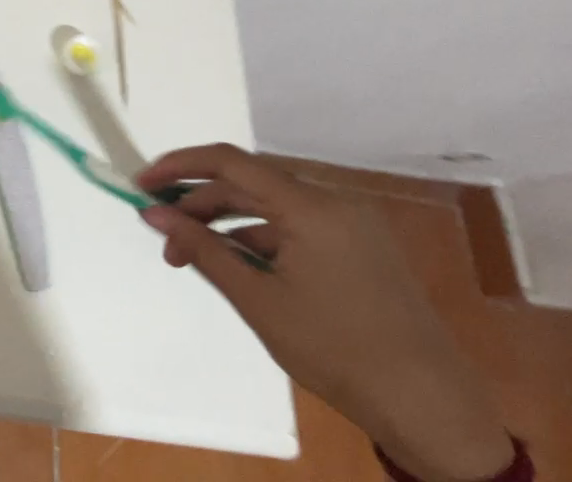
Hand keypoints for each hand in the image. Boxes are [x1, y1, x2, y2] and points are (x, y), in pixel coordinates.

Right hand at [136, 144, 514, 481]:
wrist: (431, 410)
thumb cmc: (336, 350)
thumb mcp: (256, 299)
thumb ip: (201, 248)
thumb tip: (152, 214)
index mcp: (312, 208)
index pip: (229, 162)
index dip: (178, 166)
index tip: (140, 185)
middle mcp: (334, 204)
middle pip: (248, 183)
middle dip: (197, 202)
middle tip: (161, 232)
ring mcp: (352, 227)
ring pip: (269, 207)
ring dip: (224, 224)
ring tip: (191, 258)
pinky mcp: (361, 250)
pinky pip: (294, 227)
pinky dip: (257, 239)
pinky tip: (236, 269)